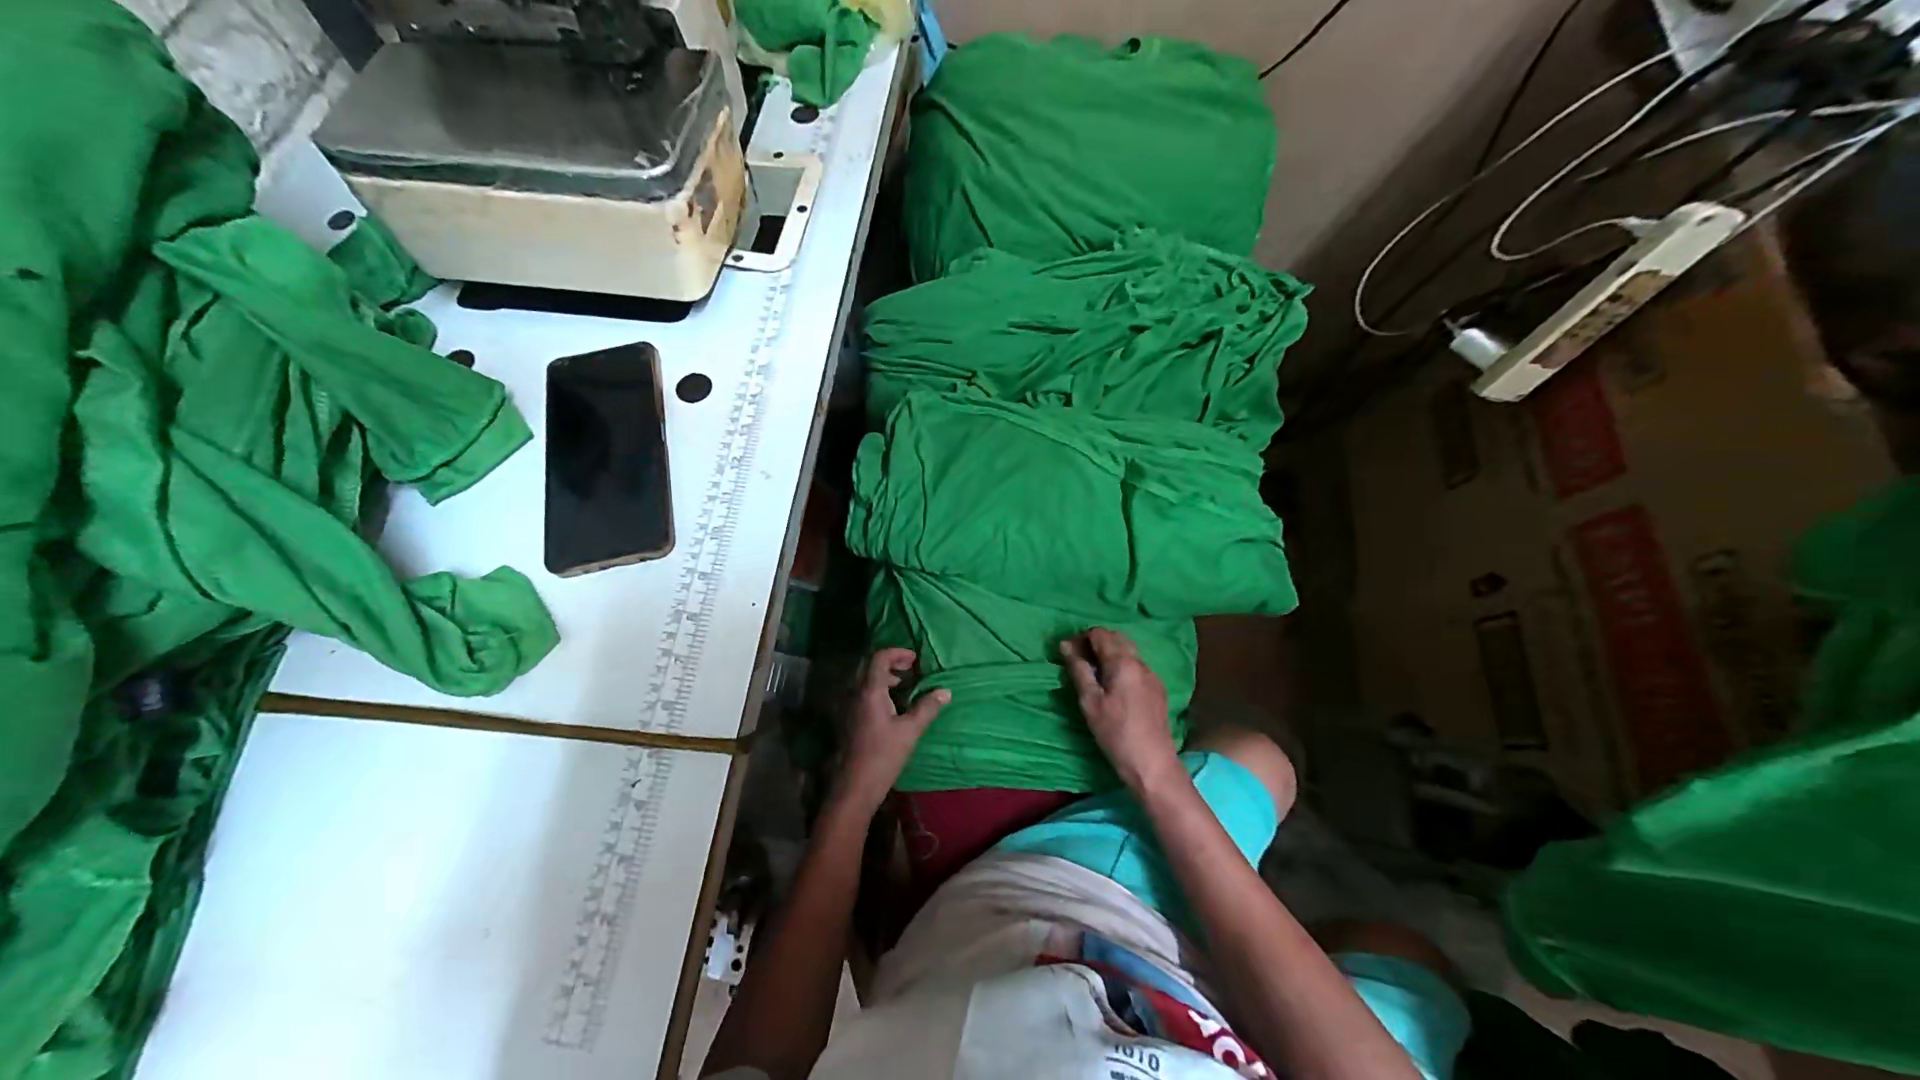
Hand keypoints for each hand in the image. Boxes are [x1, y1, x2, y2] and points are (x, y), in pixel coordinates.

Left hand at [834, 648, 948, 813]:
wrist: (854, 786)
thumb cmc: (883, 755)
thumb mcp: (910, 731)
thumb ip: (927, 708)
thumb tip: (945, 691)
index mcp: (869, 691)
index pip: (879, 658)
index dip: (898, 653)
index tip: (915, 659)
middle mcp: (855, 694)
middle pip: (870, 666)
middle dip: (892, 664)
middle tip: (912, 670)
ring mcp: (849, 707)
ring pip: (865, 681)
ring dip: (885, 678)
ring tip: (906, 687)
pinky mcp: (849, 720)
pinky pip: (863, 694)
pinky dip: (878, 691)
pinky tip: (893, 706)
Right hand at [1061, 628, 1181, 793]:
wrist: (1152, 763)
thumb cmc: (1115, 733)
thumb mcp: (1089, 702)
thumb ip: (1079, 670)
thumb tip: (1066, 645)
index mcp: (1123, 662)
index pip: (1100, 634)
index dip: (1081, 638)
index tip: (1068, 654)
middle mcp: (1141, 663)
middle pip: (1117, 638)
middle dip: (1096, 644)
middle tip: (1079, 663)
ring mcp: (1152, 676)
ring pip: (1129, 652)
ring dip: (1110, 655)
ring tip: (1094, 676)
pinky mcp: (1157, 690)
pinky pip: (1137, 667)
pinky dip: (1122, 667)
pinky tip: (1114, 688)